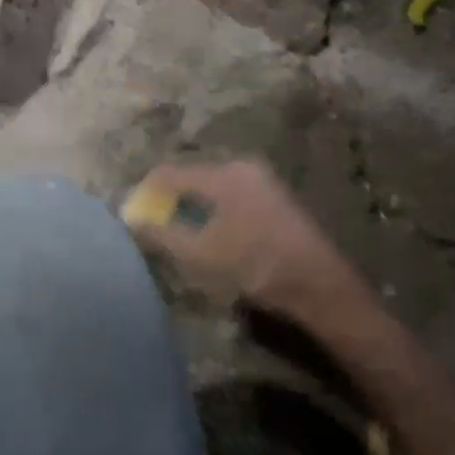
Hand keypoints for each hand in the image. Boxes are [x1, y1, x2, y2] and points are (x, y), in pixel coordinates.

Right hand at [125, 159, 352, 317]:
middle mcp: (243, 166)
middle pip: (191, 176)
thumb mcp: (201, 254)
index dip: (146, 191)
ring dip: (192, 205)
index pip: (170, 172)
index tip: (132, 212)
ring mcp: (263, 181)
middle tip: (153, 221)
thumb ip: (162, 235)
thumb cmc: (257, 265)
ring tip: (178, 229)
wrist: (322, 288)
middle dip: (168, 197)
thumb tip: (132, 221)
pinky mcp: (276, 198)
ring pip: (212, 186)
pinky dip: (213, 209)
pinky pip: (231, 195)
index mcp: (224, 173)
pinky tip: (211, 233)